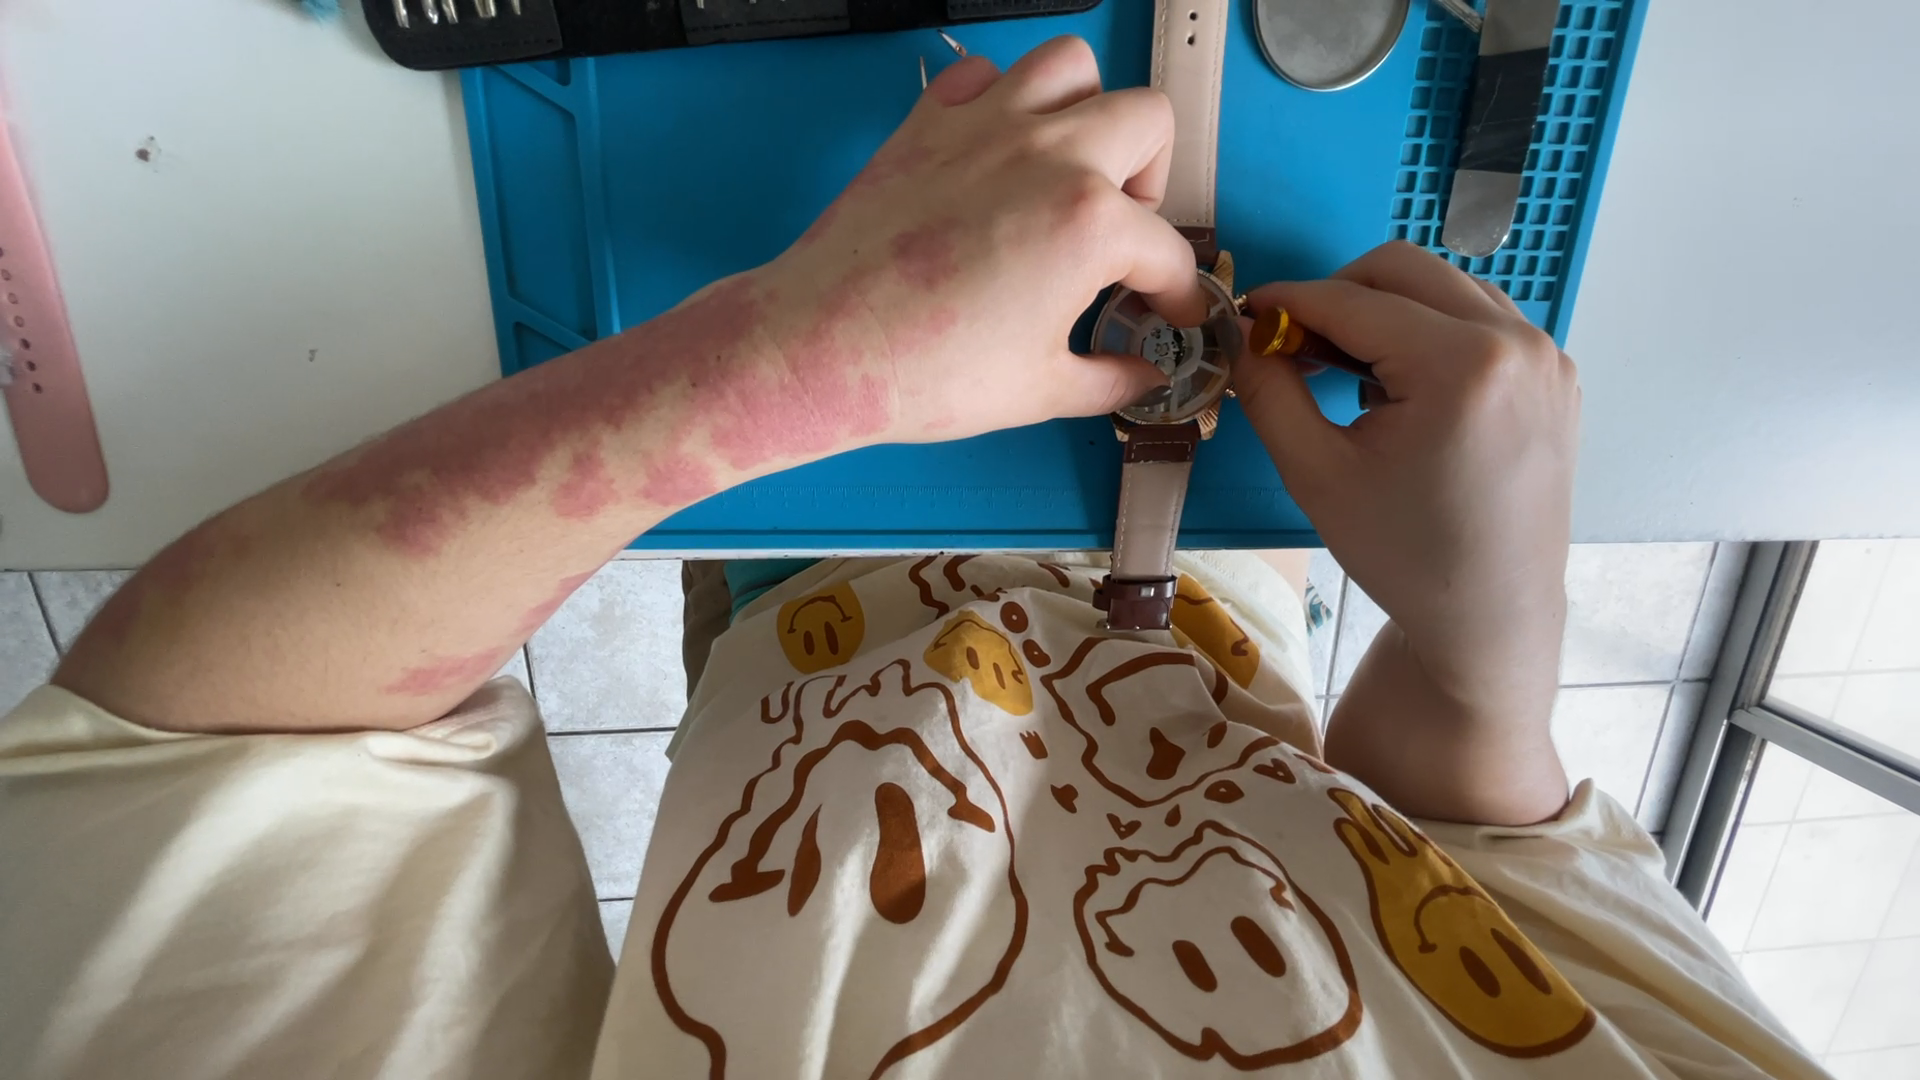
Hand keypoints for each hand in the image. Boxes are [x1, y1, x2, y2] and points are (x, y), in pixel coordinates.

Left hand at [747, 36, 1207, 447]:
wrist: (826, 349)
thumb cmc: (930, 375)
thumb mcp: (1041, 394)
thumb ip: (1110, 381)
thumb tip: (1141, 377)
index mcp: (1089, 223)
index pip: (1166, 251)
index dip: (1179, 292)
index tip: (1172, 311)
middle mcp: (1049, 154)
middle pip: (1147, 123)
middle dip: (1153, 181)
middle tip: (1125, 234)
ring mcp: (986, 126)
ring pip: (1072, 70)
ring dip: (1090, 115)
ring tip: (1072, 173)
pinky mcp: (929, 123)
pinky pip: (988, 74)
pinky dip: (1007, 101)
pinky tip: (999, 154)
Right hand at [1236, 242, 1578, 735]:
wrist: (1488, 611)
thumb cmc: (1396, 549)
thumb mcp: (1313, 473)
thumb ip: (1270, 393)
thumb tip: (1245, 339)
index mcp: (1460, 364)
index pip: (1353, 300)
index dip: (1287, 301)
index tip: (1244, 314)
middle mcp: (1518, 339)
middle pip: (1404, 268)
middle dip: (1334, 293)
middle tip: (1292, 345)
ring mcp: (1546, 354)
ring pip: (1443, 287)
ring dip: (1380, 309)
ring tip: (1341, 369)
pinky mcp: (1553, 375)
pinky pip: (1476, 319)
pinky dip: (1422, 330)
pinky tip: (1395, 386)